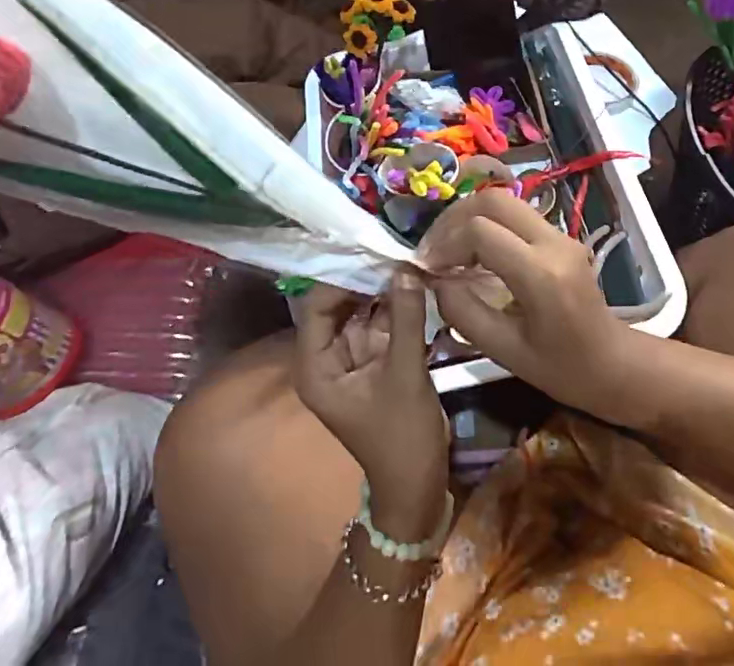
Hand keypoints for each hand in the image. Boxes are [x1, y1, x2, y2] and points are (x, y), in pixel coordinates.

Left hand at [292, 274, 447, 537]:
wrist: (417, 484)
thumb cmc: (401, 436)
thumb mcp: (405, 374)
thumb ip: (405, 319)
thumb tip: (406, 268)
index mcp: (316, 366)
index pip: (316, 307)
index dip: (343, 279)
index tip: (376, 255)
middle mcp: (328, 357)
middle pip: (340, 305)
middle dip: (367, 279)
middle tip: (399, 250)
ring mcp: (354, 359)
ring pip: (364, 311)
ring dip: (386, 288)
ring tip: (411, 259)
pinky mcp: (377, 361)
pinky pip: (383, 324)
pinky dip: (398, 306)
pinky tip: (417, 282)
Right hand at [420, 190, 635, 413]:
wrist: (612, 362)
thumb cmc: (560, 368)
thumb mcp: (504, 351)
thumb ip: (464, 312)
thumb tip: (434, 280)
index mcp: (541, 273)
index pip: (480, 231)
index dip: (445, 245)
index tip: (428, 270)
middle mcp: (553, 242)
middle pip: (493, 199)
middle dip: (454, 218)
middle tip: (433, 250)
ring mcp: (561, 235)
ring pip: (506, 200)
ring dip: (470, 217)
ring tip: (448, 249)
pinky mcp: (561, 237)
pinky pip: (517, 215)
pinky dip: (487, 223)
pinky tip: (473, 252)